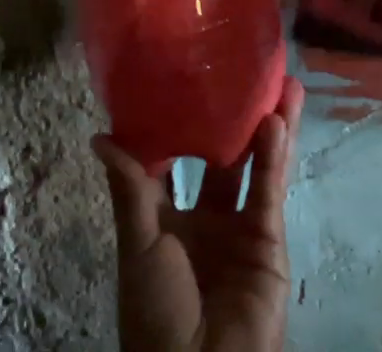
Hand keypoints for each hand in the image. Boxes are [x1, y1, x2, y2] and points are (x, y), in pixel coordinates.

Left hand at [93, 77, 304, 351]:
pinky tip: (277, 121)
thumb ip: (130, 188)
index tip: (179, 78)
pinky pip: (268, 191)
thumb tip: (100, 136)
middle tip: (241, 72)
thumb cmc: (157, 309)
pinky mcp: (268, 239)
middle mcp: (202, 216)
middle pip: (219, 157)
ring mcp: (237, 226)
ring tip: (281, 82)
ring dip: (266, 127)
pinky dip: (274, 158)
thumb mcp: (138, 246)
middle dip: (230, 120)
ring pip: (252, 166)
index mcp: (164, 218)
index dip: (175, 124)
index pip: (170, 160)